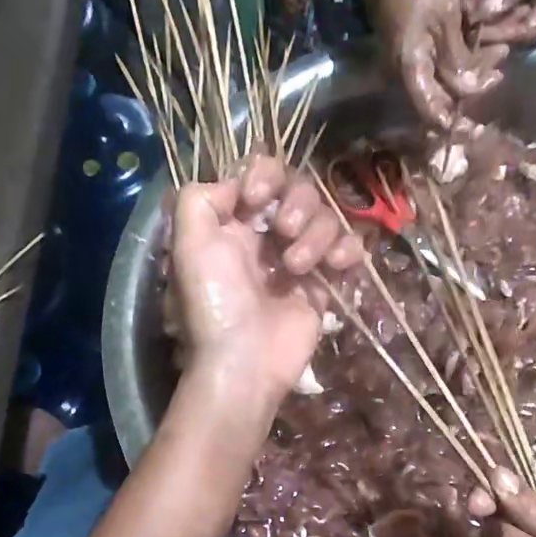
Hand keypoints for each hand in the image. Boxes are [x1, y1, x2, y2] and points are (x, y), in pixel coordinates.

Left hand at [170, 157, 362, 399]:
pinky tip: (335, 266)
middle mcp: (263, 238)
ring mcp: (295, 261)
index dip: (265, 177)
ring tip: (296, 268)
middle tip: (283, 231)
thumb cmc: (215, 302)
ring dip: (316, 234)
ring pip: (325, 218)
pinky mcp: (321, 285)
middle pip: (299, 190)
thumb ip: (199, 200)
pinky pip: (347, 249)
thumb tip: (234, 184)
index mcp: (231, 225)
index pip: (261, 176)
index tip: (257, 199)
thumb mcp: (188, 245)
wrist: (243, 360)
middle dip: (296, 204)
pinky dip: (346, 250)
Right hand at [373, 0, 507, 126]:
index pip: (430, 113)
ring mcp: (409, 70)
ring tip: (497, 51)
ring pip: (443, 86)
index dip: (453, 124)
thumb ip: (458, 58)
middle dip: (470, 91)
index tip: (475, 128)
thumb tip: (470, 91)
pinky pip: (439, 71)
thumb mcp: (447, 17)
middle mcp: (405, 79)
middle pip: (440, 102)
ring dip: (470, 73)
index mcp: (410, 72)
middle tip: (498, 70)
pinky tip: (479, 42)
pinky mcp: (415, 58)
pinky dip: (461, 61)